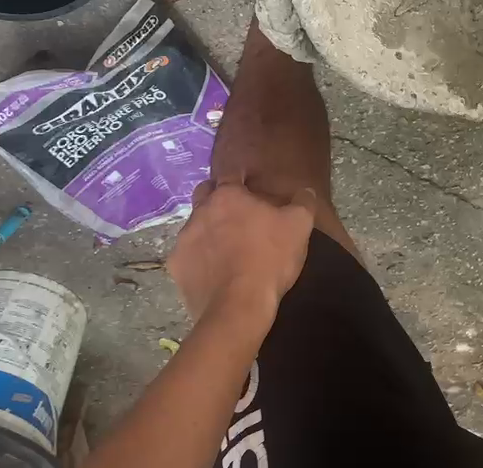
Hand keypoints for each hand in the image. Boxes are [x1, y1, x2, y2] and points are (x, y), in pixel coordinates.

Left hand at [168, 179, 315, 322]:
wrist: (238, 308)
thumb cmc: (269, 259)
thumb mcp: (298, 226)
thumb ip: (303, 202)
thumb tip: (306, 191)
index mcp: (228, 196)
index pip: (229, 173)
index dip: (240, 177)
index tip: (249, 184)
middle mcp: (201, 212)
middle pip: (203, 193)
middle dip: (216, 197)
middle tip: (235, 213)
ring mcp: (184, 241)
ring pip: (194, 225)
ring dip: (206, 229)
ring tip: (224, 246)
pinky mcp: (176, 268)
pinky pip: (186, 255)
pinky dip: (197, 258)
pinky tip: (212, 271)